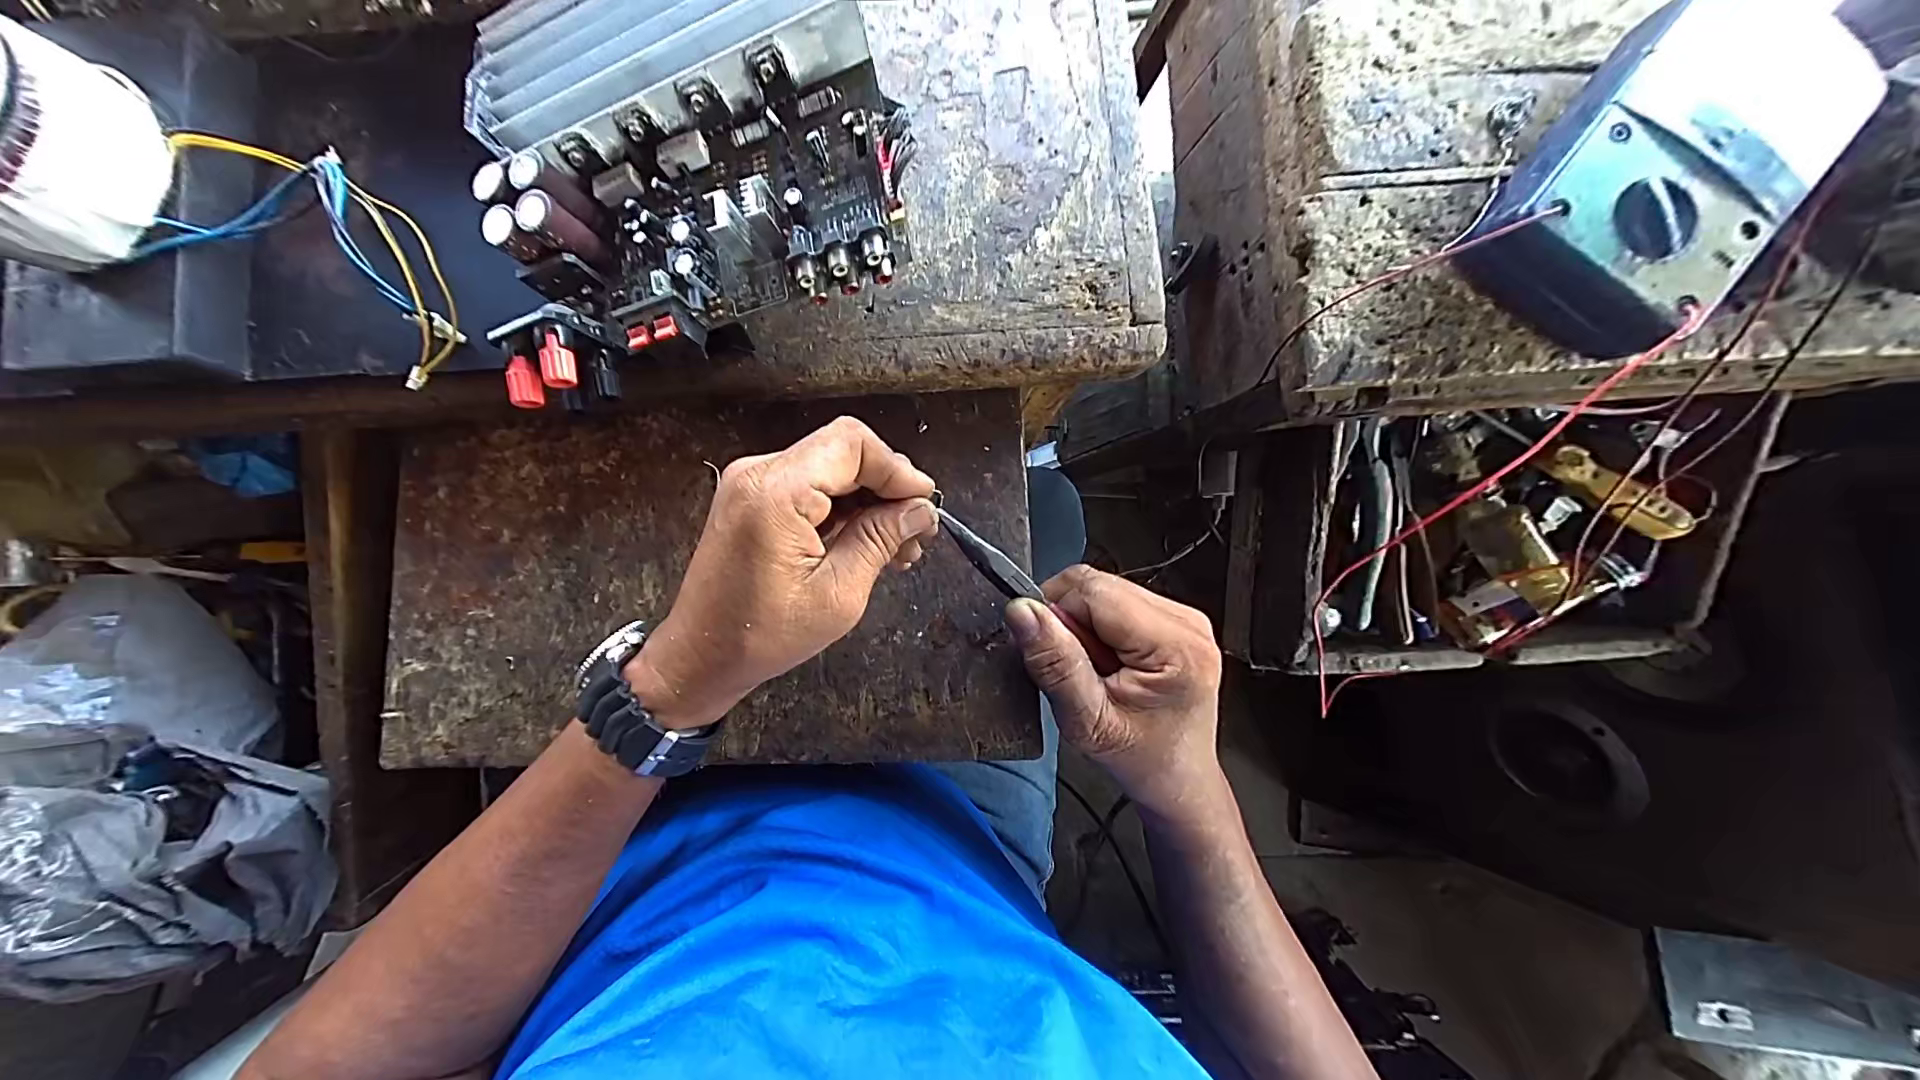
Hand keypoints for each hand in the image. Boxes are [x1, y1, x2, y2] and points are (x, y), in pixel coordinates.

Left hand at [625, 416, 938, 728]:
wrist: (702, 655)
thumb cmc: (759, 636)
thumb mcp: (838, 595)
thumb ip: (881, 540)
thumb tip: (918, 510)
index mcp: (775, 494)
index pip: (853, 444)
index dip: (898, 469)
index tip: (924, 504)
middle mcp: (759, 475)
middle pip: (846, 451)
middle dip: (888, 487)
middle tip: (915, 530)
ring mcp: (754, 484)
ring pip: (834, 468)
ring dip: (871, 500)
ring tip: (896, 545)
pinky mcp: (756, 498)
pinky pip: (814, 486)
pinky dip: (846, 508)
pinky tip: (867, 542)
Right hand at [1005, 565, 1223, 821]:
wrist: (1177, 779)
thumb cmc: (1140, 759)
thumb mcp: (1086, 721)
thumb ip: (1055, 663)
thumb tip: (1023, 612)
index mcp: (1176, 645)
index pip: (1093, 592)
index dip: (1059, 617)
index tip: (1057, 657)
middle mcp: (1188, 622)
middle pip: (1099, 584)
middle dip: (1071, 620)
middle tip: (1078, 668)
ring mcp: (1185, 618)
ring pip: (1105, 588)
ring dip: (1084, 623)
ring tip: (1095, 667)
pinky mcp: (1175, 619)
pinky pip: (1117, 599)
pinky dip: (1098, 625)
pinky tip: (1107, 660)